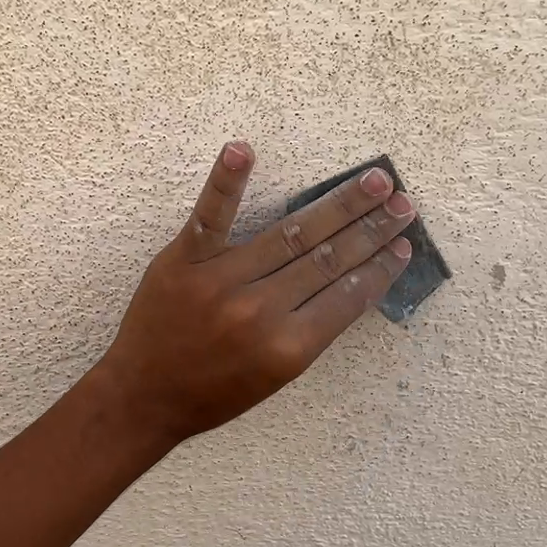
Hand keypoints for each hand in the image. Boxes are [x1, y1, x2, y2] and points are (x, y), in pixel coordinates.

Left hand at [93, 141, 415, 443]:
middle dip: (372, 228)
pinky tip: (243, 150)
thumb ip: (308, 333)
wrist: (142, 397)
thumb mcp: (273, 378)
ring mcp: (220, 280)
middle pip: (329, 258)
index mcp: (287, 347)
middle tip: (403, 202)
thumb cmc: (212, 394)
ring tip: (372, 181)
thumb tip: (347, 288)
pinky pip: (210, 216)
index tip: (404, 245)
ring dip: (336, 205)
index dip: (381, 268)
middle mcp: (259, 310)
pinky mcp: (183, 260)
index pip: (348, 296)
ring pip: (289, 234)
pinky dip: (226, 182)